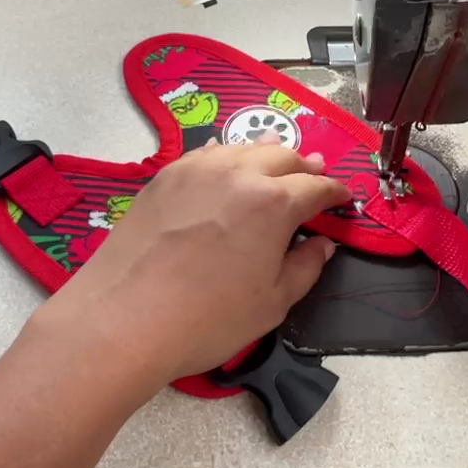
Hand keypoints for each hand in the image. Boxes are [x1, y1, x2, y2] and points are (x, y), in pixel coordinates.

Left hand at [28, 141, 350, 391]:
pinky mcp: (164, 177)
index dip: (335, 192)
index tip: (344, 199)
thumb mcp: (272, 303)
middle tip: (315, 175)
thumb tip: (322, 244)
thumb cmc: (207, 319)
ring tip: (277, 157)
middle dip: (305, 166)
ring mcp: (196, 169)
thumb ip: (305, 268)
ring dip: (267, 153)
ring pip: (243, 148)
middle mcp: (238, 173)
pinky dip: (226, 154)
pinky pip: (206, 153)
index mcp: (273, 202)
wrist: (123, 318)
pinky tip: (225, 160)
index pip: (316, 186)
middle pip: (282, 156)